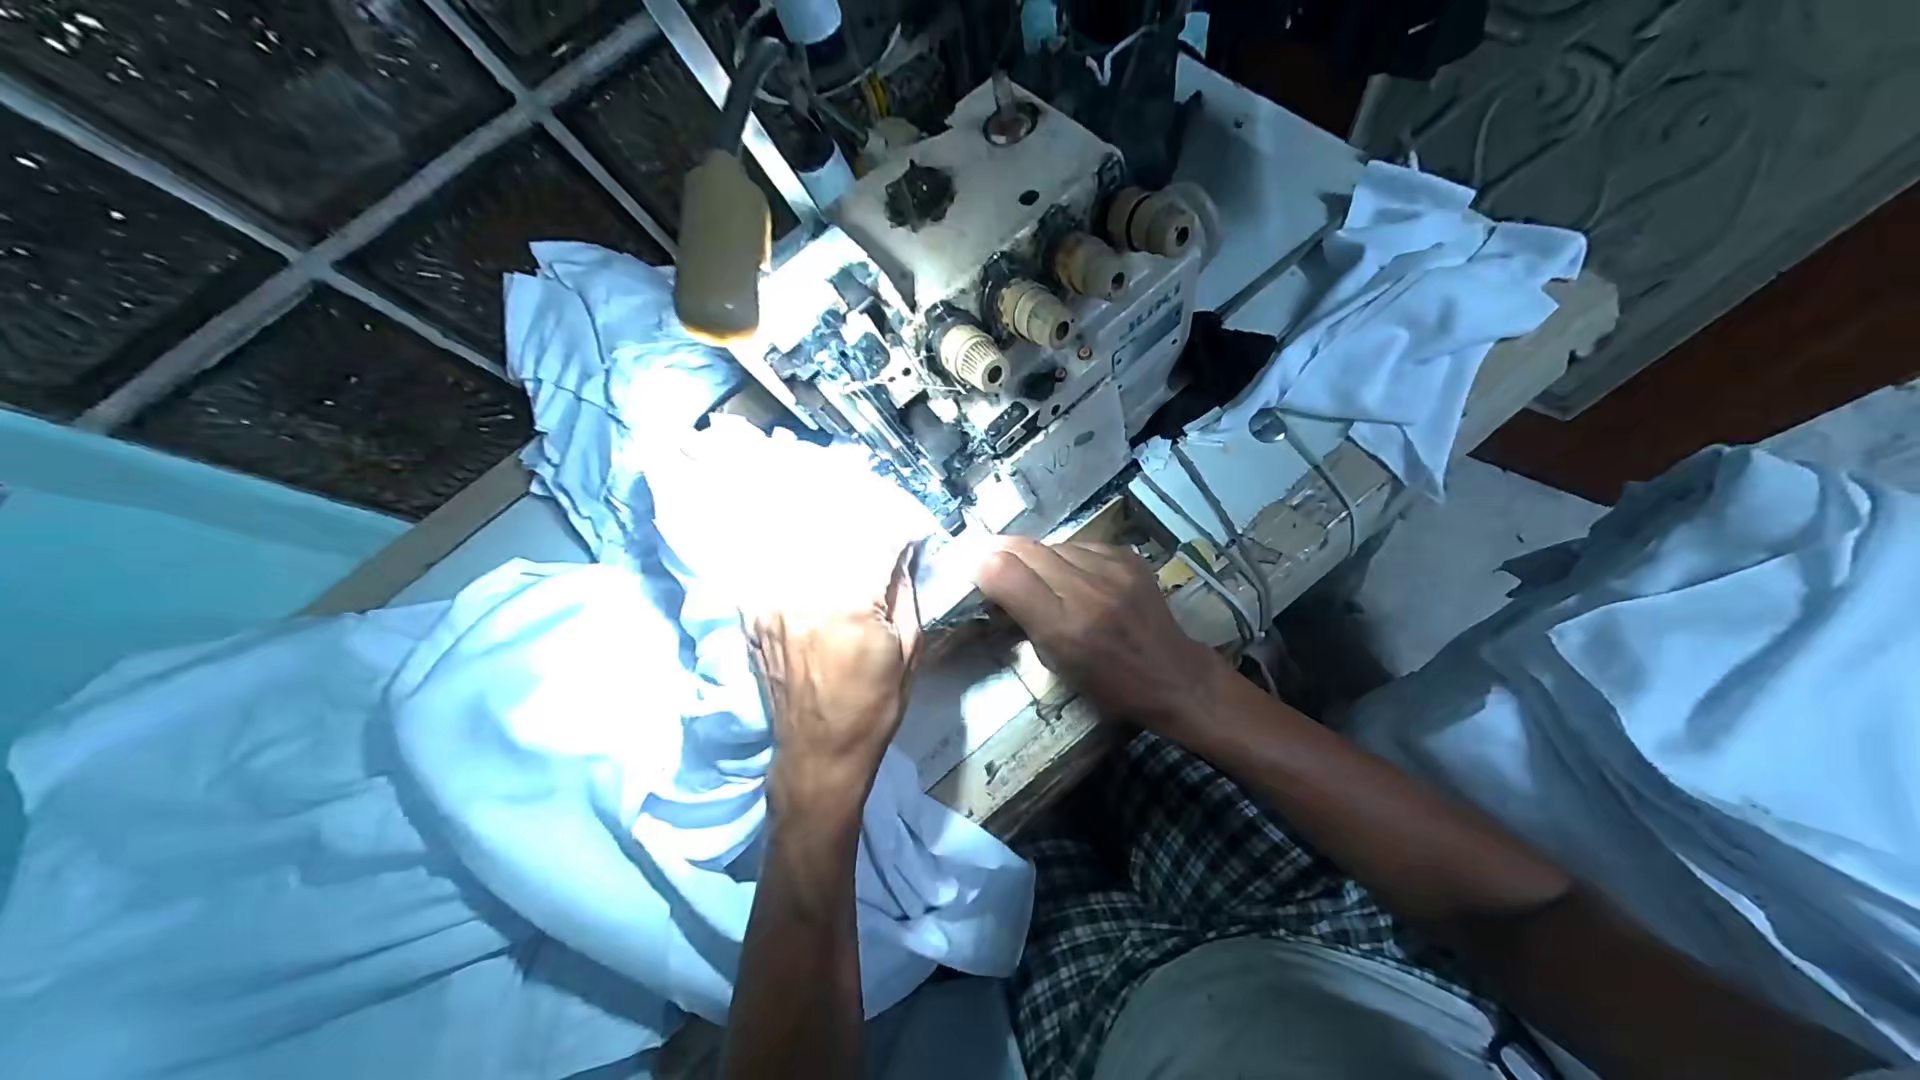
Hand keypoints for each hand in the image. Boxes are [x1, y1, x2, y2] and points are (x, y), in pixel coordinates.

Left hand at [749, 542, 923, 818]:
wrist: (819, 751)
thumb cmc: (874, 707)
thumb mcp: (909, 652)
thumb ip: (906, 594)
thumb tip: (905, 555)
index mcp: (852, 607)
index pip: (879, 545)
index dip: (899, 537)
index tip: (908, 540)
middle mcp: (807, 598)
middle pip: (838, 541)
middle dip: (862, 538)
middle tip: (876, 548)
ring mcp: (775, 606)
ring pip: (805, 552)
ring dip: (829, 549)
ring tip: (847, 558)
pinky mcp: (757, 618)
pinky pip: (779, 574)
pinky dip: (798, 569)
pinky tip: (813, 580)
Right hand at [975, 539, 1231, 732]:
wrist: (1172, 675)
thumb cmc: (1109, 684)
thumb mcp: (1055, 663)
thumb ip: (1023, 619)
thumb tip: (992, 582)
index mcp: (1063, 626)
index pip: (1004, 571)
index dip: (981, 566)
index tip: (973, 573)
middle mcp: (1086, 590)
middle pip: (1024, 548)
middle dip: (1001, 553)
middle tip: (991, 564)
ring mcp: (1111, 568)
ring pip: (1051, 544)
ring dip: (1037, 558)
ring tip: (1039, 577)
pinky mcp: (1128, 557)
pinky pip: (1080, 545)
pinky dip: (1068, 558)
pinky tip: (1074, 576)